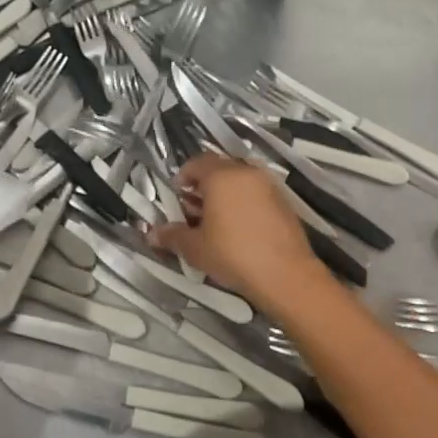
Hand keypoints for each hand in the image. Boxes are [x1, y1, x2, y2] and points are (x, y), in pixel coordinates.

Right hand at [149, 153, 322, 304]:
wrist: (286, 275)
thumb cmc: (233, 254)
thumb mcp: (196, 248)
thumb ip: (173, 236)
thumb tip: (152, 234)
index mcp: (221, 176)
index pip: (197, 162)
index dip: (183, 176)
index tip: (176, 195)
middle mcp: (246, 172)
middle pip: (219, 169)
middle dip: (203, 186)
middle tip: (192, 210)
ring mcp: (268, 185)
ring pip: (239, 181)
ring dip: (224, 194)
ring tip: (215, 221)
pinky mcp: (284, 202)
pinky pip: (256, 193)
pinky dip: (244, 203)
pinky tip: (239, 228)